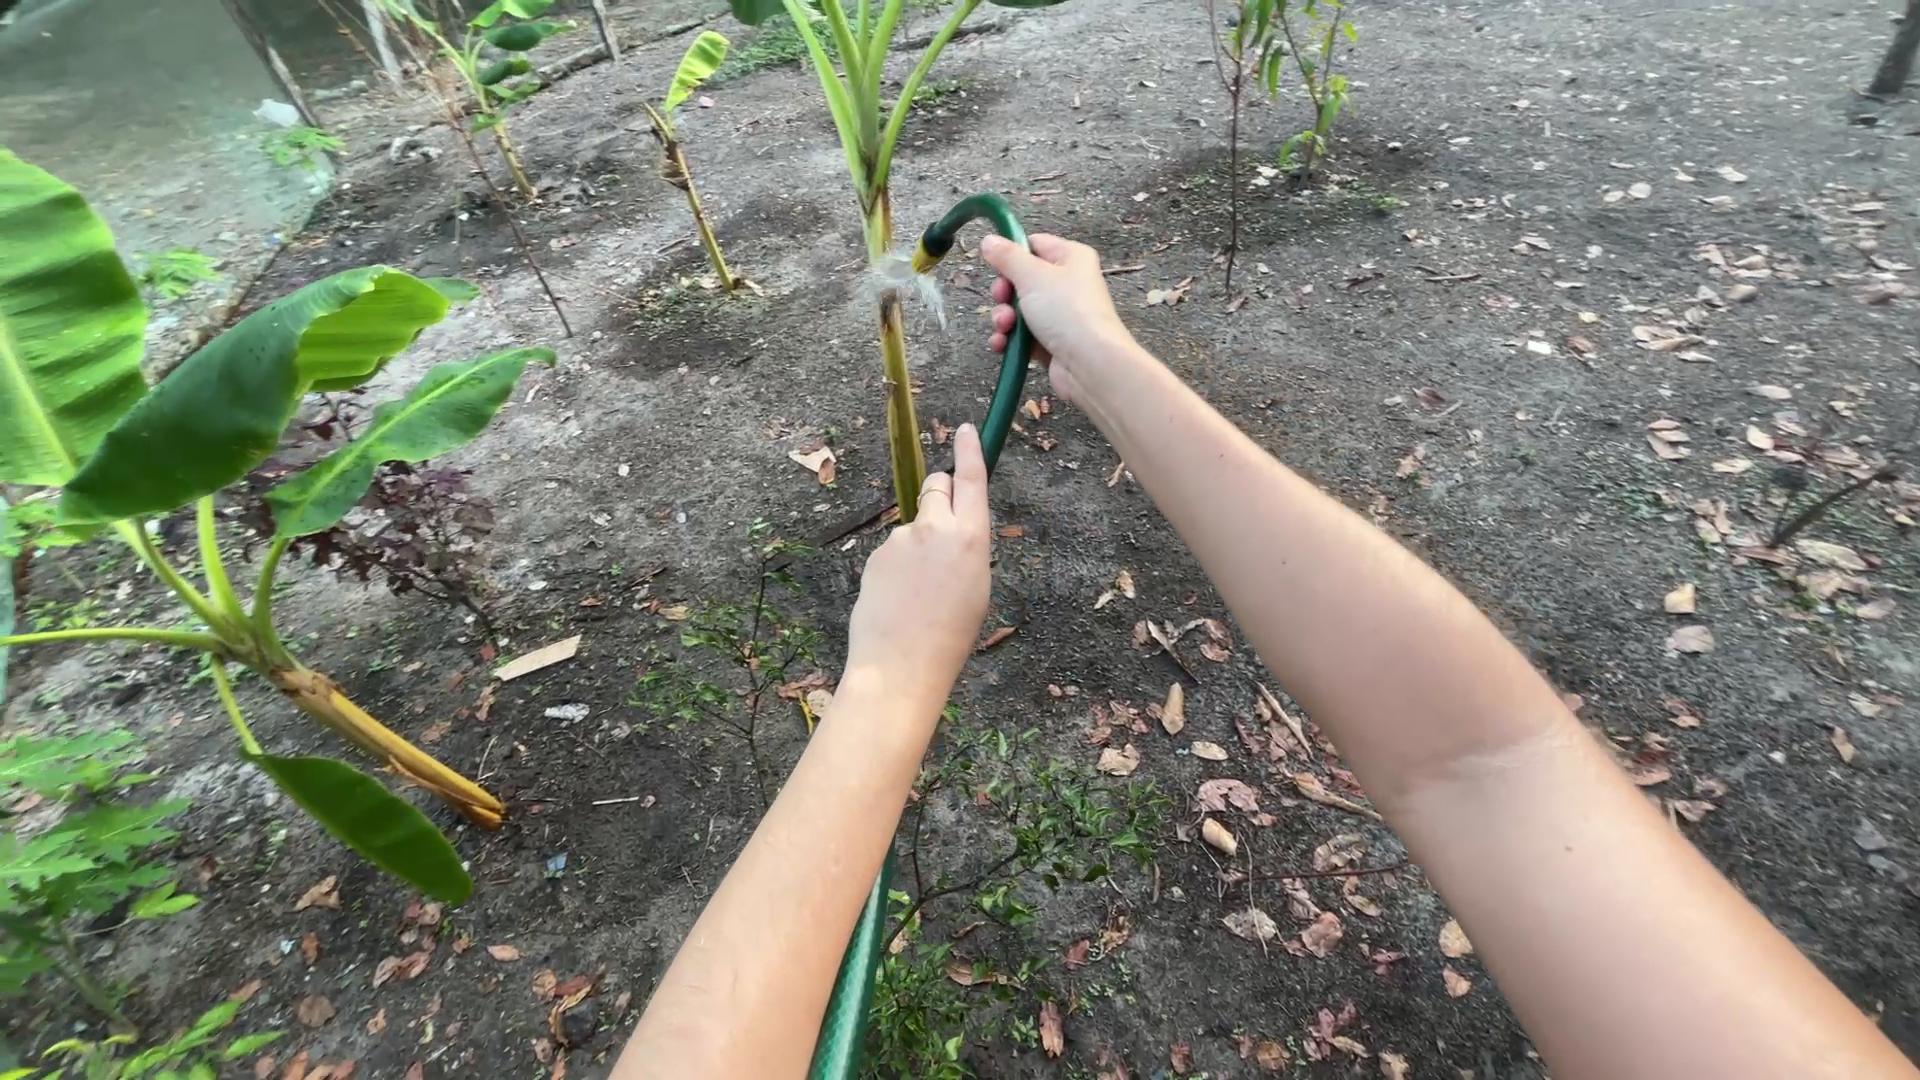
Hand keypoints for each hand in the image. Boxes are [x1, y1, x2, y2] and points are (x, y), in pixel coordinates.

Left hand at [843, 424, 992, 719]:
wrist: (901, 664)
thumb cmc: (951, 636)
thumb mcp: (976, 587)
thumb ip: (966, 549)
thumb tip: (953, 535)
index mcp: (971, 537)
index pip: (972, 479)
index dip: (969, 450)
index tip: (964, 428)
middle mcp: (936, 528)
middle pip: (937, 486)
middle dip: (941, 491)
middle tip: (943, 521)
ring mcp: (901, 539)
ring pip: (914, 526)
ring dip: (917, 544)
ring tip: (918, 592)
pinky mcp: (877, 553)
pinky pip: (893, 550)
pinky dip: (897, 566)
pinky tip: (898, 599)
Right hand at [979, 233, 1137, 404]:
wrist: (1089, 364)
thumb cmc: (1066, 311)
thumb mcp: (1032, 275)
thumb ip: (1007, 257)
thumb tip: (988, 240)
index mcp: (1070, 258)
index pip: (1034, 245)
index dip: (1012, 255)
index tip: (996, 266)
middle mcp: (1067, 284)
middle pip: (1022, 280)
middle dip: (1004, 293)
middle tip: (1001, 299)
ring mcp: (1059, 316)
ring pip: (1019, 311)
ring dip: (1004, 319)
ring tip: (1004, 327)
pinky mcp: (1051, 343)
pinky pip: (1023, 336)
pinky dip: (1010, 339)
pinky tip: (1002, 345)